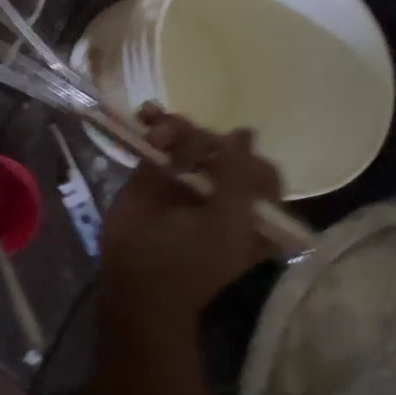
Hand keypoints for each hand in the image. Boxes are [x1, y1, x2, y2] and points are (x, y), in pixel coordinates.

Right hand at [97, 104, 280, 330]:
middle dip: (203, 139)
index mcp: (248, 208)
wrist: (136, 279)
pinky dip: (153, 122)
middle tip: (182, 151)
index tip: (222, 161)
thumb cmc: (190, 261)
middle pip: (221, 146)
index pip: (260, 169)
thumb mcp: (227, 223)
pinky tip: (145, 116)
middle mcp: (218, 189)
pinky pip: (156, 139)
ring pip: (189, 136)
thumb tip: (245, 133)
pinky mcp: (152, 172)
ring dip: (176, 127)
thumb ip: (239, 177)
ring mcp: (184, 178)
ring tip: (156, 135)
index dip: (245, 157)